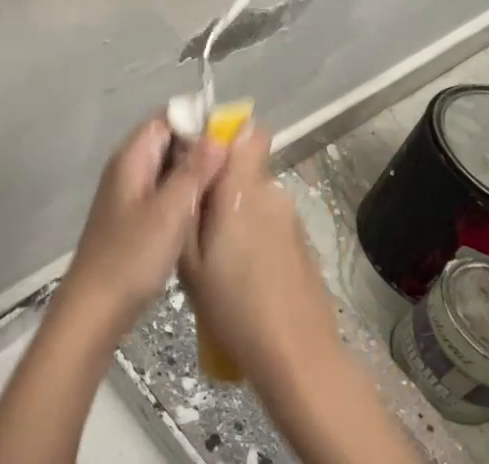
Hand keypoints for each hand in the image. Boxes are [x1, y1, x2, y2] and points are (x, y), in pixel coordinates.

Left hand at [60, 117, 226, 330]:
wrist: (97, 306)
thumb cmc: (132, 255)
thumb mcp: (170, 211)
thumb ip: (193, 171)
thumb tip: (218, 135)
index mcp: (131, 158)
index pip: (165, 119)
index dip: (197, 121)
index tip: (232, 134)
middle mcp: (128, 169)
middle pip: (168, 142)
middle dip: (201, 147)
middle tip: (240, 163)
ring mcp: (130, 195)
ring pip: (168, 170)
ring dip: (196, 173)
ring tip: (232, 185)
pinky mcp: (135, 219)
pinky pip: (165, 194)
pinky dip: (186, 196)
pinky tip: (209, 212)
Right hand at [179, 122, 337, 386]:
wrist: (297, 356)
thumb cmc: (233, 305)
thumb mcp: (189, 257)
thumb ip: (188, 203)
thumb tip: (191, 159)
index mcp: (242, 190)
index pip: (249, 132)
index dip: (225, 133)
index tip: (198, 153)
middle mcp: (271, 194)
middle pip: (244, 165)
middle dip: (219, 180)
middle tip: (193, 218)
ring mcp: (290, 218)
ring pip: (254, 194)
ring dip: (234, 209)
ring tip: (213, 252)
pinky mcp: (300, 242)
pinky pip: (267, 219)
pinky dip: (251, 232)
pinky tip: (240, 270)